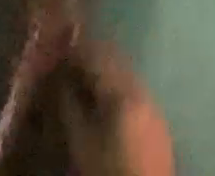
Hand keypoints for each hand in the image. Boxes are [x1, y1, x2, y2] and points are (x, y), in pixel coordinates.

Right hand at [55, 42, 173, 175]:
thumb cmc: (108, 170)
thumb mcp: (80, 140)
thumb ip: (69, 103)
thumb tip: (60, 78)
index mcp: (122, 91)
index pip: (95, 55)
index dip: (74, 50)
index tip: (56, 50)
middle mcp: (142, 89)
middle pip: (113, 57)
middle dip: (89, 56)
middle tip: (67, 62)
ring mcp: (153, 103)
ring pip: (124, 71)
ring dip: (103, 69)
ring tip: (83, 80)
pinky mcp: (157, 118)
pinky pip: (133, 87)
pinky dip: (116, 84)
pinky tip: (104, 99)